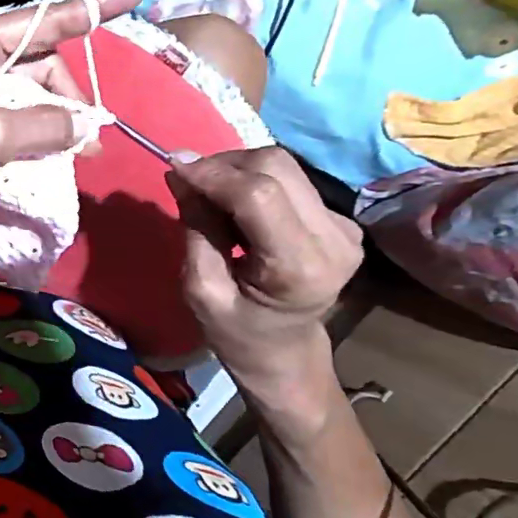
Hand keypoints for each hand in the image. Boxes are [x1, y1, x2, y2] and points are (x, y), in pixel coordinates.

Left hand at [0, 0, 150, 242]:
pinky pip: (18, 111)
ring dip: (59, 117)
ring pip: (33, 89)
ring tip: (81, 151)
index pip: (43, 18)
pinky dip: (40, 129)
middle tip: (91, 134)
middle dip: (70, 94)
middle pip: (41, 59)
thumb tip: (86, 126)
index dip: (94, 5)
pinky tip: (60, 150)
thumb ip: (48, 124)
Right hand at [166, 147, 362, 417]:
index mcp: (300, 267)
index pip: (258, 195)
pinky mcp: (340, 219)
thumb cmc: (236, 332)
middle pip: (276, 167)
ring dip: (236, 171)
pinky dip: (252, 182)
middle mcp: (335, 239)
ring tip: (209, 197)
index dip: (213, 174)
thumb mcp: (201, 290)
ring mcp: (344, 226)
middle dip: (223, 165)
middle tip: (188, 182)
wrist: (284, 351)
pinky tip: (235, 208)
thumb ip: (196, 229)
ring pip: (283, 166)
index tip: (173, 166)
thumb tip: (182, 174)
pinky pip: (290, 180)